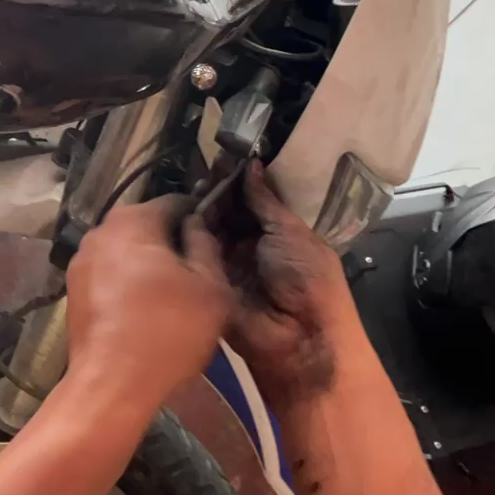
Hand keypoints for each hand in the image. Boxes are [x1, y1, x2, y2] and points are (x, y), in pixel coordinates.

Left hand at [66, 195, 232, 402]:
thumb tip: (197, 224)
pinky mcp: (74, 290)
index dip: (201, 218)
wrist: (111, 385)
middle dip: (173, 244)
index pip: (176, 202)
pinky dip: (129, 287)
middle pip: (149, 226)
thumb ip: (206, 244)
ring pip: (128, 252)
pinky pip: (111, 276)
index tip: (217, 243)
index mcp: (132, 219)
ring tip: (175, 299)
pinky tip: (147, 314)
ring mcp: (81, 260)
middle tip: (200, 275)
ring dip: (150, 267)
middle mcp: (100, 230)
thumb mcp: (209, 286)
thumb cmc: (168, 330)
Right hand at [213, 162, 361, 409]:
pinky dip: (193, 229)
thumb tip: (252, 165)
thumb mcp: (291, 232)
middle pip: (230, 211)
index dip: (240, 179)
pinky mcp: (207, 279)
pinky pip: (197, 249)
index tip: (227, 155)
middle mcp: (251, 246)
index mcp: (279, 234)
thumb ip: (265, 200)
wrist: (298, 340)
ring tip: (199, 181)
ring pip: (212, 227)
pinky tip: (187, 207)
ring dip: (206, 205)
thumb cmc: (307, 280)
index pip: (254, 200)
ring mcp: (228, 263)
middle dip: (220, 189)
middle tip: (208, 165)